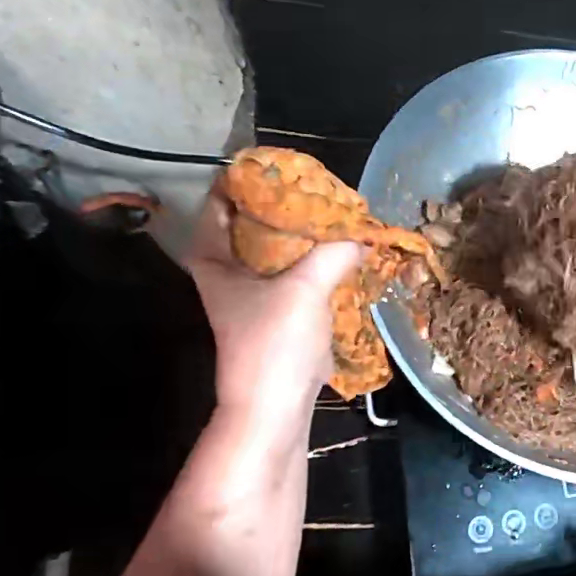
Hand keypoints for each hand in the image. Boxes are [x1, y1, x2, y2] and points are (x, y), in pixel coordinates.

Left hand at [185, 185, 361, 414]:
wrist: (274, 406)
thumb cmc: (274, 343)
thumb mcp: (304, 289)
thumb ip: (333, 254)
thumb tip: (361, 236)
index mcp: (214, 257)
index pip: (223, 198)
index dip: (252, 179)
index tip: (289, 168)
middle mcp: (229, 270)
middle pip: (254, 223)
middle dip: (288, 207)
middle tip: (324, 193)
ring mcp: (254, 292)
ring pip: (279, 250)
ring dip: (307, 237)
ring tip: (339, 218)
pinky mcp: (279, 312)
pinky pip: (298, 274)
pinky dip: (317, 262)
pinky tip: (344, 253)